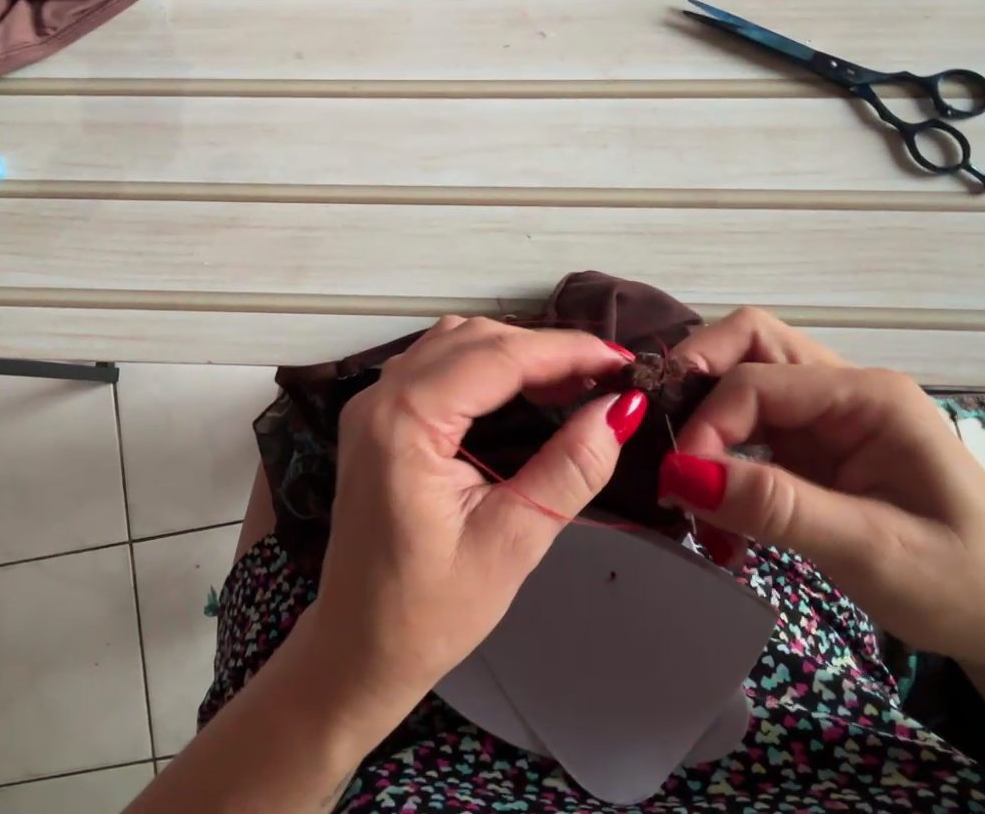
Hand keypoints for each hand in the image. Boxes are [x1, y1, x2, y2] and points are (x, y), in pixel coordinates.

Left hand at [309, 316, 645, 699]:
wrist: (359, 645)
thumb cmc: (431, 609)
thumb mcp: (512, 541)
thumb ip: (570, 467)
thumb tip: (623, 408)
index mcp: (404, 423)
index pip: (497, 356)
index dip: (567, 351)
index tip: (625, 363)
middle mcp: (379, 398)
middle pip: (474, 339)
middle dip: (546, 350)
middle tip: (607, 381)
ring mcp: (372, 404)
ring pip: (455, 343)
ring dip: (516, 353)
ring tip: (574, 386)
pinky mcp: (378, 418)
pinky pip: (437, 365)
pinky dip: (487, 366)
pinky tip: (525, 393)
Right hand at [660, 308, 984, 672]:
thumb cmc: (969, 586)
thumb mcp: (871, 550)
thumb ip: (774, 506)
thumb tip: (678, 471)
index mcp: (867, 395)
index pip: (754, 379)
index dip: (706, 424)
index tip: (682, 488)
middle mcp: (844, 391)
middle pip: (747, 346)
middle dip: (694, 386)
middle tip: (663, 446)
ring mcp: (830, 421)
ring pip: (743, 384)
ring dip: (704, 425)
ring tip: (687, 487)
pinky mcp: (817, 455)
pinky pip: (751, 435)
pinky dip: (721, 462)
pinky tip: (717, 515)